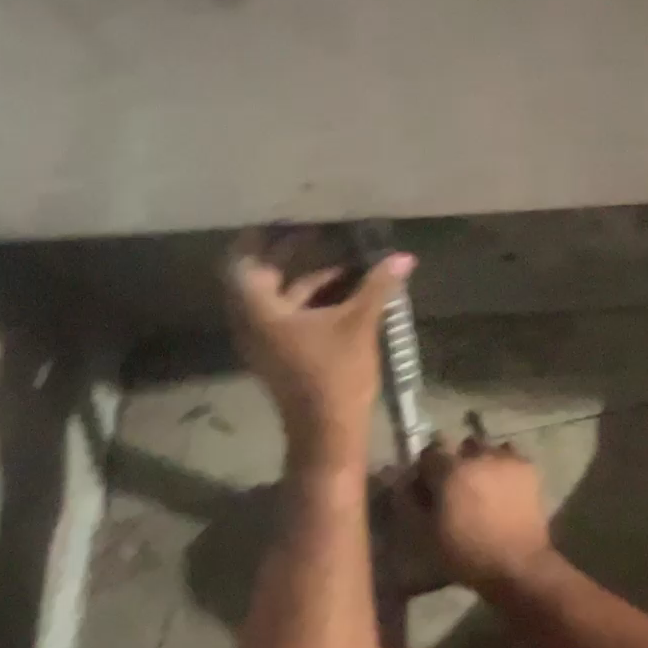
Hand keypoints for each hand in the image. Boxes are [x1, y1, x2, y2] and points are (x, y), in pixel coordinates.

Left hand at [225, 230, 415, 471]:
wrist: (327, 433)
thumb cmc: (335, 375)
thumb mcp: (358, 324)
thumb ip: (377, 286)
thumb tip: (403, 257)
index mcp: (260, 310)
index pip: (244, 260)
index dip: (262, 235)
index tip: (284, 215)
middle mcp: (253, 321)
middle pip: (259, 274)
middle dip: (286, 251)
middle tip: (313, 226)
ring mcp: (265, 339)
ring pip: (277, 295)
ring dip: (303, 274)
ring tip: (337, 252)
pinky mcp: (280, 352)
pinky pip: (287, 312)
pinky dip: (310, 297)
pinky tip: (345, 287)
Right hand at [413, 434, 553, 588]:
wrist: (517, 563)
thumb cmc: (467, 553)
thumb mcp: (427, 534)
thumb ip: (411, 502)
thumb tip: (405, 483)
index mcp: (450, 471)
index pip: (430, 451)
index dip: (426, 468)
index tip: (427, 486)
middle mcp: (478, 456)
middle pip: (460, 446)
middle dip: (455, 461)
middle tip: (456, 486)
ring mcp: (506, 458)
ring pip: (487, 447)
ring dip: (480, 460)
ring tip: (482, 483)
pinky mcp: (528, 467)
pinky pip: (510, 454)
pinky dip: (503, 463)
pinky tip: (503, 483)